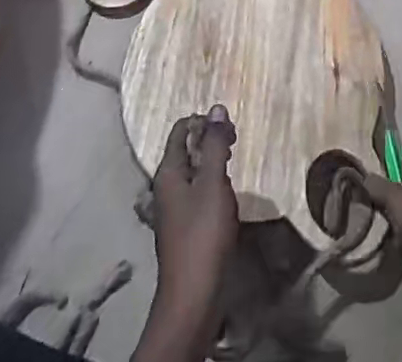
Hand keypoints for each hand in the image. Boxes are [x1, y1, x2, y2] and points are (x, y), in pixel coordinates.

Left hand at [150, 106, 238, 320]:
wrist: (194, 294)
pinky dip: (212, 182)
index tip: (230, 129)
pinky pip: (198, 190)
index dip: (204, 121)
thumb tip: (217, 108)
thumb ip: (215, 145)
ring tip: (233, 164)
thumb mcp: (213, 182)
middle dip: (210, 139)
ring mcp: (174, 207)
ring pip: (193, 170)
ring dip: (213, 161)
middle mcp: (166, 186)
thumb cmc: (203, 233)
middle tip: (235, 143)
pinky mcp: (185, 225)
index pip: (181, 130)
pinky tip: (227, 194)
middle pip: (186, 149)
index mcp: (168, 172)